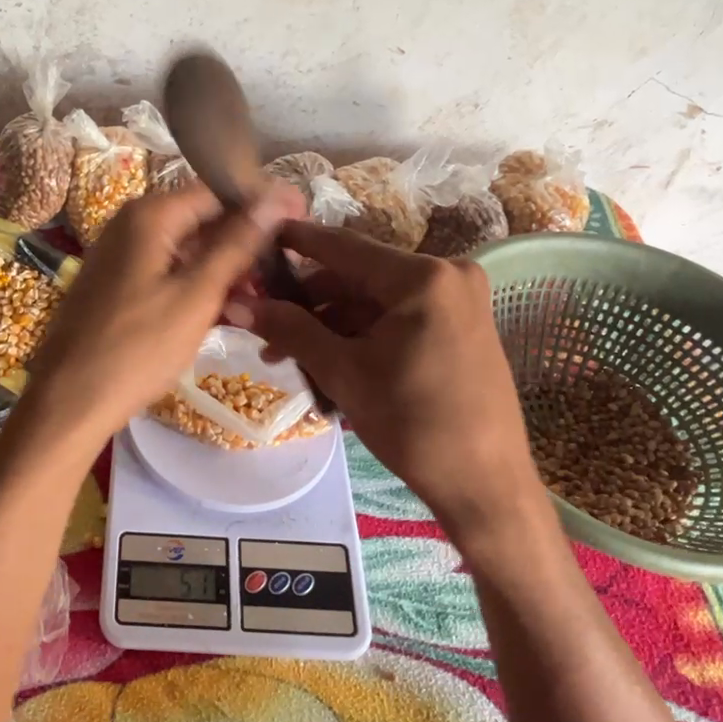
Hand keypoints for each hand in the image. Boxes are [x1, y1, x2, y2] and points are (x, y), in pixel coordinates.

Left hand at [22, 184, 301, 445]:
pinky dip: (198, 287)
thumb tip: (278, 194)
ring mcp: (121, 255)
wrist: (69, 400)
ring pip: (187, 249)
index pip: (218, 189)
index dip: (261, 202)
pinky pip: (168, 272)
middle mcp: (131, 224)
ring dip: (224, 269)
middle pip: (202, 218)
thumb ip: (237, 244)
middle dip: (245, 241)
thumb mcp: (196, 295)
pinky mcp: (118, 285)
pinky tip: (227, 312)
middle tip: (285, 268)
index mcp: (150, 215)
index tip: (301, 218)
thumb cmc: (137, 348)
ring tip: (262, 297)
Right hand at [235, 222, 550, 550]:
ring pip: (375, 300)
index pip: (342, 247)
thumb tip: (238, 303)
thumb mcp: (343, 373)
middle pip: (358, 276)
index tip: (257, 238)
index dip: (295, 242)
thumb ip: (290, 329)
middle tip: (264, 329)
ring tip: (289, 359)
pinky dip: (362, 336)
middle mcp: (447, 274)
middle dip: (309, 303)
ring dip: (331, 325)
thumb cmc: (413, 424)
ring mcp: (459, 300)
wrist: (484, 483)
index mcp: (422, 278)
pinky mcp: (461, 326)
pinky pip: (398, 317)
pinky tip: (329, 364)